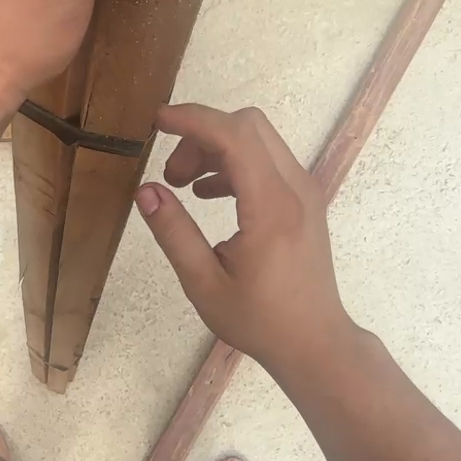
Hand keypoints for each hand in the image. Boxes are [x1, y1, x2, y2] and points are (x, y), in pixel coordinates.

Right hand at [136, 104, 361, 376]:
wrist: (314, 341)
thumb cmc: (259, 320)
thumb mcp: (204, 283)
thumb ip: (174, 233)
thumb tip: (146, 191)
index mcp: (271, 207)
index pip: (233, 136)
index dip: (192, 120)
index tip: (157, 122)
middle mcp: (295, 188)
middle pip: (247, 126)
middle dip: (202, 136)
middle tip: (172, 175)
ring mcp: (305, 192)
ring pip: (258, 140)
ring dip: (217, 150)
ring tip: (186, 188)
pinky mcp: (305, 201)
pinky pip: (268, 161)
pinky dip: (236, 164)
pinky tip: (211, 195)